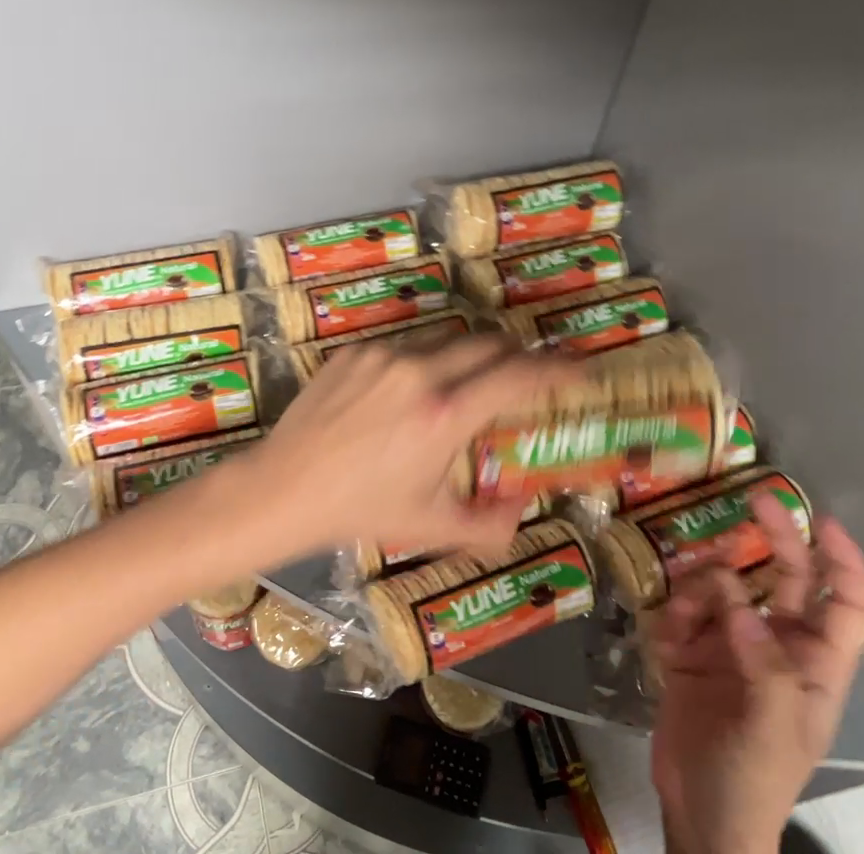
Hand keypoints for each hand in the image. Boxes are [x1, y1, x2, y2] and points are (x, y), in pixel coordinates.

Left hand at [220, 335, 575, 556]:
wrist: (283, 488)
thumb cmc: (360, 511)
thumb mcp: (431, 525)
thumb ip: (490, 524)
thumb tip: (521, 508)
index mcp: (445, 416)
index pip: (518, 377)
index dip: (557, 369)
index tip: (580, 369)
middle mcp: (419, 373)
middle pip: (489, 343)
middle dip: (517, 356)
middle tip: (525, 376)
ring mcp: (383, 356)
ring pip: (447, 337)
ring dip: (471, 354)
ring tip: (469, 381)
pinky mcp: (354, 352)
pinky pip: (405, 344)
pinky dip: (424, 359)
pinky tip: (410, 391)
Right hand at [650, 496, 863, 853]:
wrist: (700, 814)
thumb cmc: (755, 777)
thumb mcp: (773, 726)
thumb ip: (762, 661)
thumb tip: (738, 602)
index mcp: (816, 662)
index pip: (847, 603)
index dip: (843, 560)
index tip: (822, 520)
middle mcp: (777, 644)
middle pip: (786, 578)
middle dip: (775, 539)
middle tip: (752, 502)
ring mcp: (731, 646)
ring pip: (726, 588)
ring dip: (708, 583)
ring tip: (688, 602)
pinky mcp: (690, 653)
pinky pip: (684, 612)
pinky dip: (675, 610)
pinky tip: (668, 629)